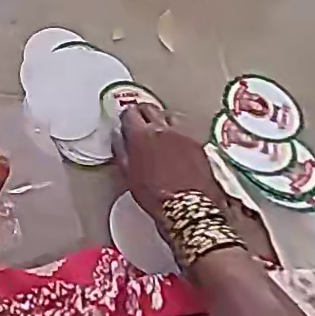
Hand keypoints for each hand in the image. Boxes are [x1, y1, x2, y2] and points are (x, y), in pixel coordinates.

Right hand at [113, 104, 226, 225]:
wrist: (187, 207)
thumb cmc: (156, 195)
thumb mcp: (128, 174)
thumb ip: (121, 150)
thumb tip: (118, 137)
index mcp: (141, 135)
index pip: (130, 113)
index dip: (126, 116)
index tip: (125, 120)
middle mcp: (162, 129)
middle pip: (150, 108)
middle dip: (142, 112)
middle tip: (139, 120)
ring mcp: (182, 134)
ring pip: (168, 115)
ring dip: (161, 119)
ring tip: (158, 130)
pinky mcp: (197, 143)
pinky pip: (184, 129)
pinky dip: (177, 132)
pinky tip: (175, 143)